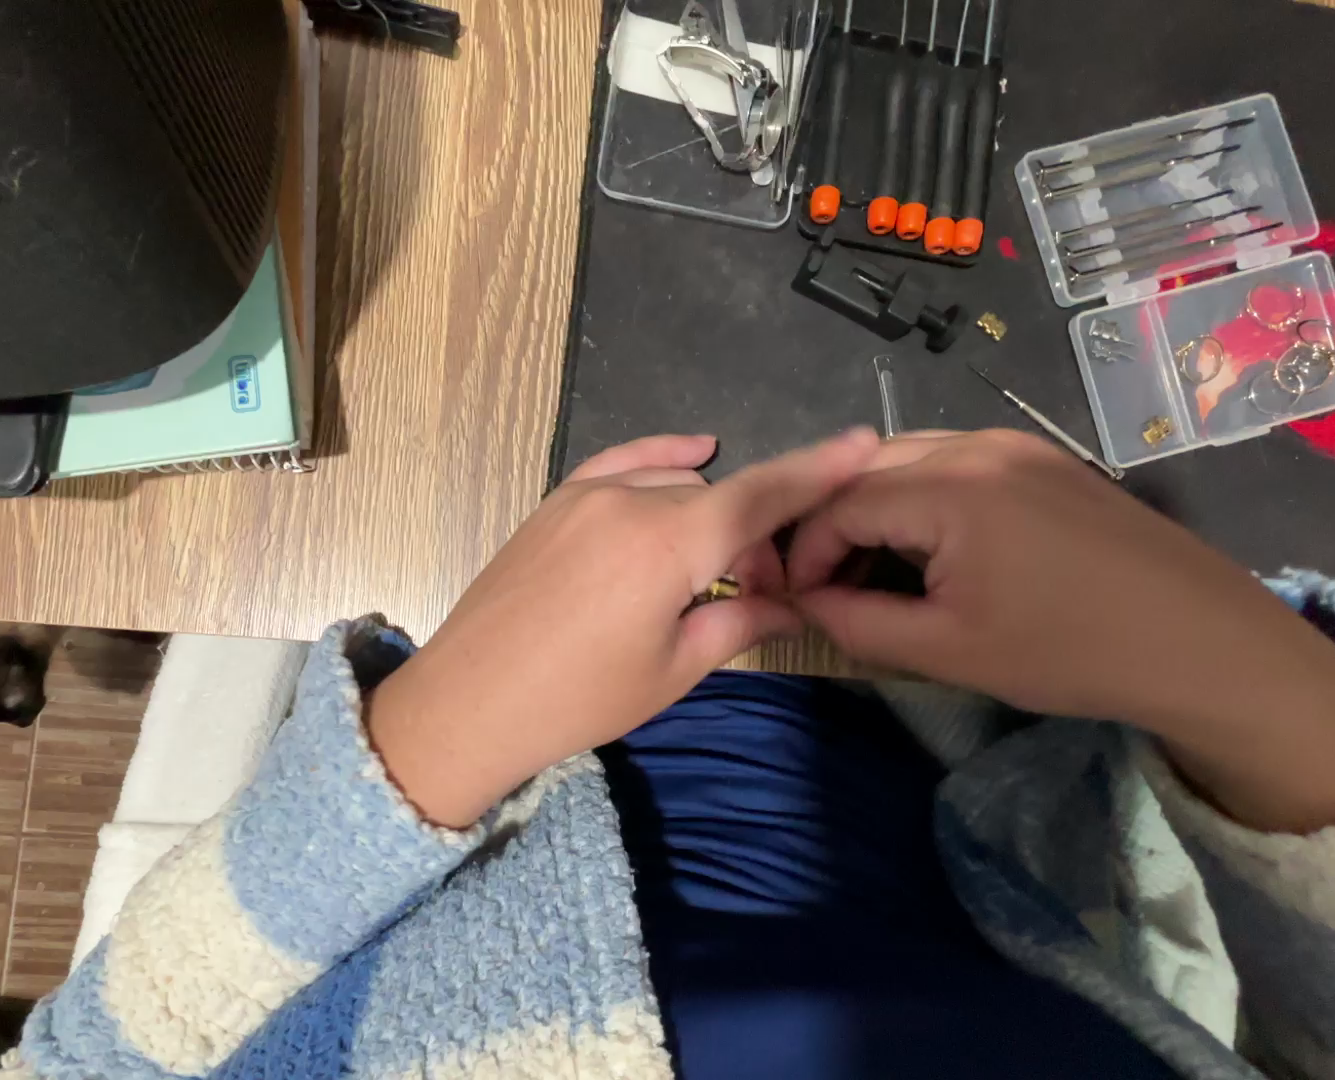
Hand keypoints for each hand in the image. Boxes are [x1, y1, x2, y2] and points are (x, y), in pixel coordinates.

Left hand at [369, 428, 879, 827]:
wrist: (470, 701)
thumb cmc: (579, 700)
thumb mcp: (672, 670)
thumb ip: (740, 623)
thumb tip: (792, 604)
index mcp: (668, 545)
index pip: (761, 497)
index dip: (817, 470)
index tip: (864, 442)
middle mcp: (630, 501)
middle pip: (717, 501)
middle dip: (749, 540)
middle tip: (753, 594)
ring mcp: (585, 494)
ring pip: (673, 485)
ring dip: (705, 516)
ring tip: (705, 571)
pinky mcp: (557, 501)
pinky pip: (620, 462)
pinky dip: (661, 458)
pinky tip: (694, 453)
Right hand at [787, 429, 1334, 831]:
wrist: (1209, 646)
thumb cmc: (1069, 652)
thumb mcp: (946, 650)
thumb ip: (856, 622)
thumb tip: (803, 601)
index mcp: (950, 488)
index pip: (838, 504)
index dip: (804, 552)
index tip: (796, 597)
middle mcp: (976, 444)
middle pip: (864, 468)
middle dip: (830, 522)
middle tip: (823, 579)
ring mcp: (1014, 443)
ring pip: (905, 458)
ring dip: (871, 505)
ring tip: (868, 563)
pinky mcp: (1041, 457)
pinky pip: (950, 461)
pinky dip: (915, 496)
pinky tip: (924, 542)